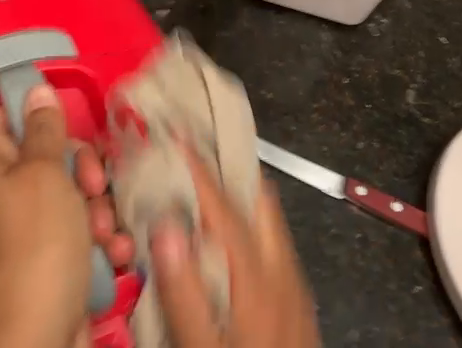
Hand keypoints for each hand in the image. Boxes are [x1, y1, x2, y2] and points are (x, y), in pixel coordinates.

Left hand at [0, 86, 128, 347]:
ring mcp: (31, 232)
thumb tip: (34, 90)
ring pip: (72, 198)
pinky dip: (101, 244)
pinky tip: (112, 254)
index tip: (54, 121)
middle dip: (80, 167)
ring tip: (102, 230)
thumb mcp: (43, 172)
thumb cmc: (36, 247)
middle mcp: (7, 196)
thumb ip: (43, 130)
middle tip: (93, 183)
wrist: (39, 333)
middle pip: (45, 158)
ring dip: (97, 210)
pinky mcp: (55, 264)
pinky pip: (82, 238)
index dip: (20, 115)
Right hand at [149, 152, 318, 347]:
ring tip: (200, 183)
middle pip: (260, 201)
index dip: (198, 167)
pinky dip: (246, 224)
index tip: (174, 134)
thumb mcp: (201, 347)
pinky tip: (222, 242)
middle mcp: (283, 273)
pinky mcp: (296, 308)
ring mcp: (294, 290)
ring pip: (268, 222)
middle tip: (192, 150)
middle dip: (227, 168)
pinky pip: (271, 246)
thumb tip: (165, 223)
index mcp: (257, 278)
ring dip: (237, 194)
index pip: (225, 206)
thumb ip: (183, 289)